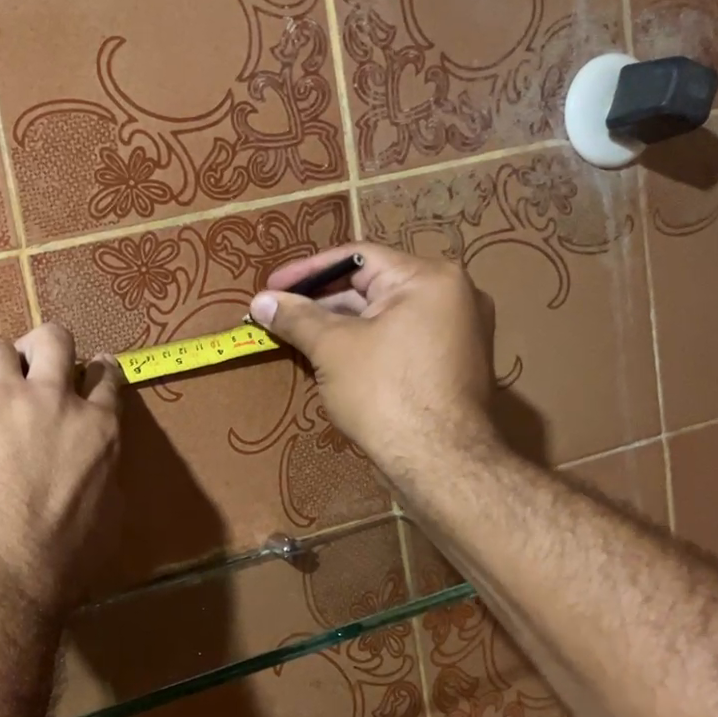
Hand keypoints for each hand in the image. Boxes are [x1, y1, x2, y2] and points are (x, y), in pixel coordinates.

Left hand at [0, 324, 123, 616]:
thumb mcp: (105, 524)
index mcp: (97, 431)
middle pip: (52, 339)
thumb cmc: (54, 568)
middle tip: (25, 371)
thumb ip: (103, 476)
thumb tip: (92, 460)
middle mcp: (51, 400)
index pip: (103, 378)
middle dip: (40, 349)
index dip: (90, 372)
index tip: (80, 374)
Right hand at [249, 242, 499, 474]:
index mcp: (428, 278)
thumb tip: (260, 301)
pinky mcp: (450, 361)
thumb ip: (295, 318)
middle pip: (371, 284)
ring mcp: (457, 330)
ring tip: (296, 337)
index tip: (270, 288)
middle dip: (320, 301)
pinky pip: (398, 337)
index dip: (307, 272)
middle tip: (278, 315)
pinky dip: (363, 341)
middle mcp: (452, 295)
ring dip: (338, 324)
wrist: (438, 460)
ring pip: (382, 313)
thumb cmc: (384, 391)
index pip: (357, 256)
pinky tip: (330, 358)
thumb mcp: (331, 348)